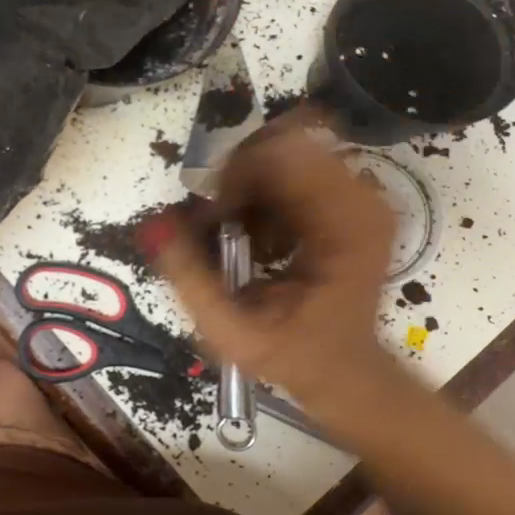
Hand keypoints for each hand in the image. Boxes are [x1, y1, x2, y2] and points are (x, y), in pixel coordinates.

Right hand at [146, 114, 401, 407]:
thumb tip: (152, 224)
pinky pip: (292, 167)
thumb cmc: (291, 353)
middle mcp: (361, 197)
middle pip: (282, 145)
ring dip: (247, 187)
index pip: (281, 155)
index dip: (233, 177)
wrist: (342, 369)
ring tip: (239, 236)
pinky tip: (257, 234)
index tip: (214, 218)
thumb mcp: (231, 328)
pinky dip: (262, 193)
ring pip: (283, 152)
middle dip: (237, 180)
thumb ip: (189, 277)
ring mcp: (358, 193)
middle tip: (219, 226)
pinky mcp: (347, 197)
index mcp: (345, 225)